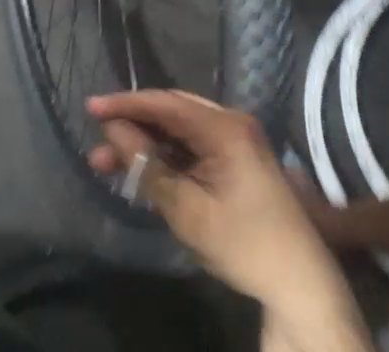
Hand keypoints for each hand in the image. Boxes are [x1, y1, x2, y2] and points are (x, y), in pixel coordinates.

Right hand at [87, 90, 344, 305]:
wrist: (300, 285)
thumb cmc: (244, 244)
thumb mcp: (186, 208)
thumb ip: (146, 166)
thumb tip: (112, 131)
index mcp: (225, 129)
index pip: (164, 104)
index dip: (124, 104)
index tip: (89, 108)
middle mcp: (231, 125)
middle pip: (170, 113)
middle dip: (130, 126)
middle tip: (97, 141)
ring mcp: (236, 143)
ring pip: (177, 132)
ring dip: (144, 145)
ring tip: (106, 164)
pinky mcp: (236, 162)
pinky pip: (190, 148)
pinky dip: (164, 157)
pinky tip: (139, 171)